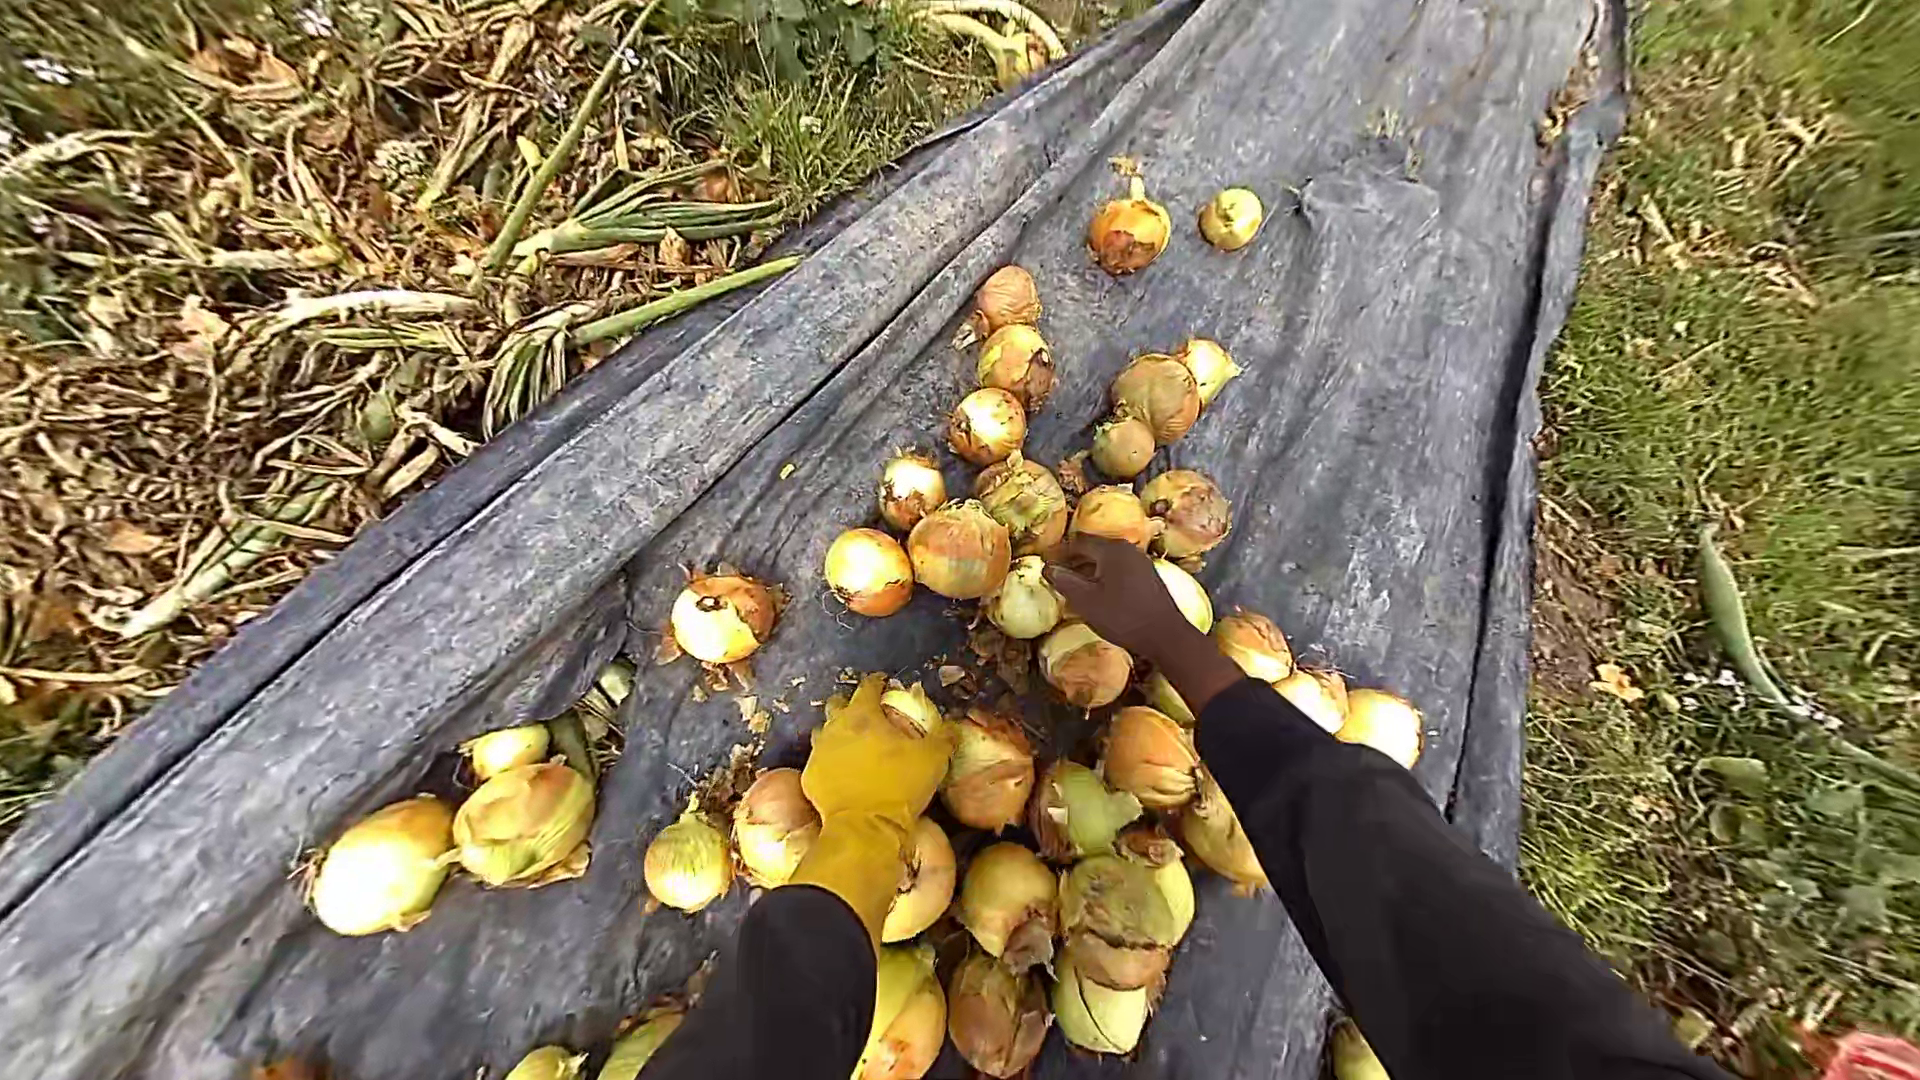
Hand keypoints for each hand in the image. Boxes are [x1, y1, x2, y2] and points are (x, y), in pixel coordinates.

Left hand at [793, 674, 953, 943]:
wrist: (864, 830)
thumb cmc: (899, 787)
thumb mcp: (933, 759)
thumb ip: (944, 737)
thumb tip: (953, 727)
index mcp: (863, 715)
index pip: (868, 686)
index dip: (877, 682)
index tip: (884, 682)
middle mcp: (835, 728)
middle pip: (837, 704)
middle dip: (850, 703)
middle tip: (865, 712)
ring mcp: (818, 753)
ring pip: (822, 731)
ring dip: (835, 732)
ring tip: (851, 742)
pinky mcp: (810, 778)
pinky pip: (818, 761)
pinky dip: (829, 762)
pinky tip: (841, 771)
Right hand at [1045, 535, 1244, 715]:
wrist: (1167, 636)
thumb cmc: (1123, 617)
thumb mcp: (1086, 601)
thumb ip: (1064, 581)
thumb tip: (1047, 567)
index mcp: (1112, 550)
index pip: (1079, 541)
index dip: (1060, 552)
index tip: (1046, 563)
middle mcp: (1128, 549)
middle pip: (1094, 548)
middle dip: (1073, 560)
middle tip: (1057, 574)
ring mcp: (1141, 562)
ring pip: (1107, 559)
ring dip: (1088, 569)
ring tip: (1074, 585)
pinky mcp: (1148, 577)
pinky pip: (1119, 569)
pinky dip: (1104, 576)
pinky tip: (1098, 593)